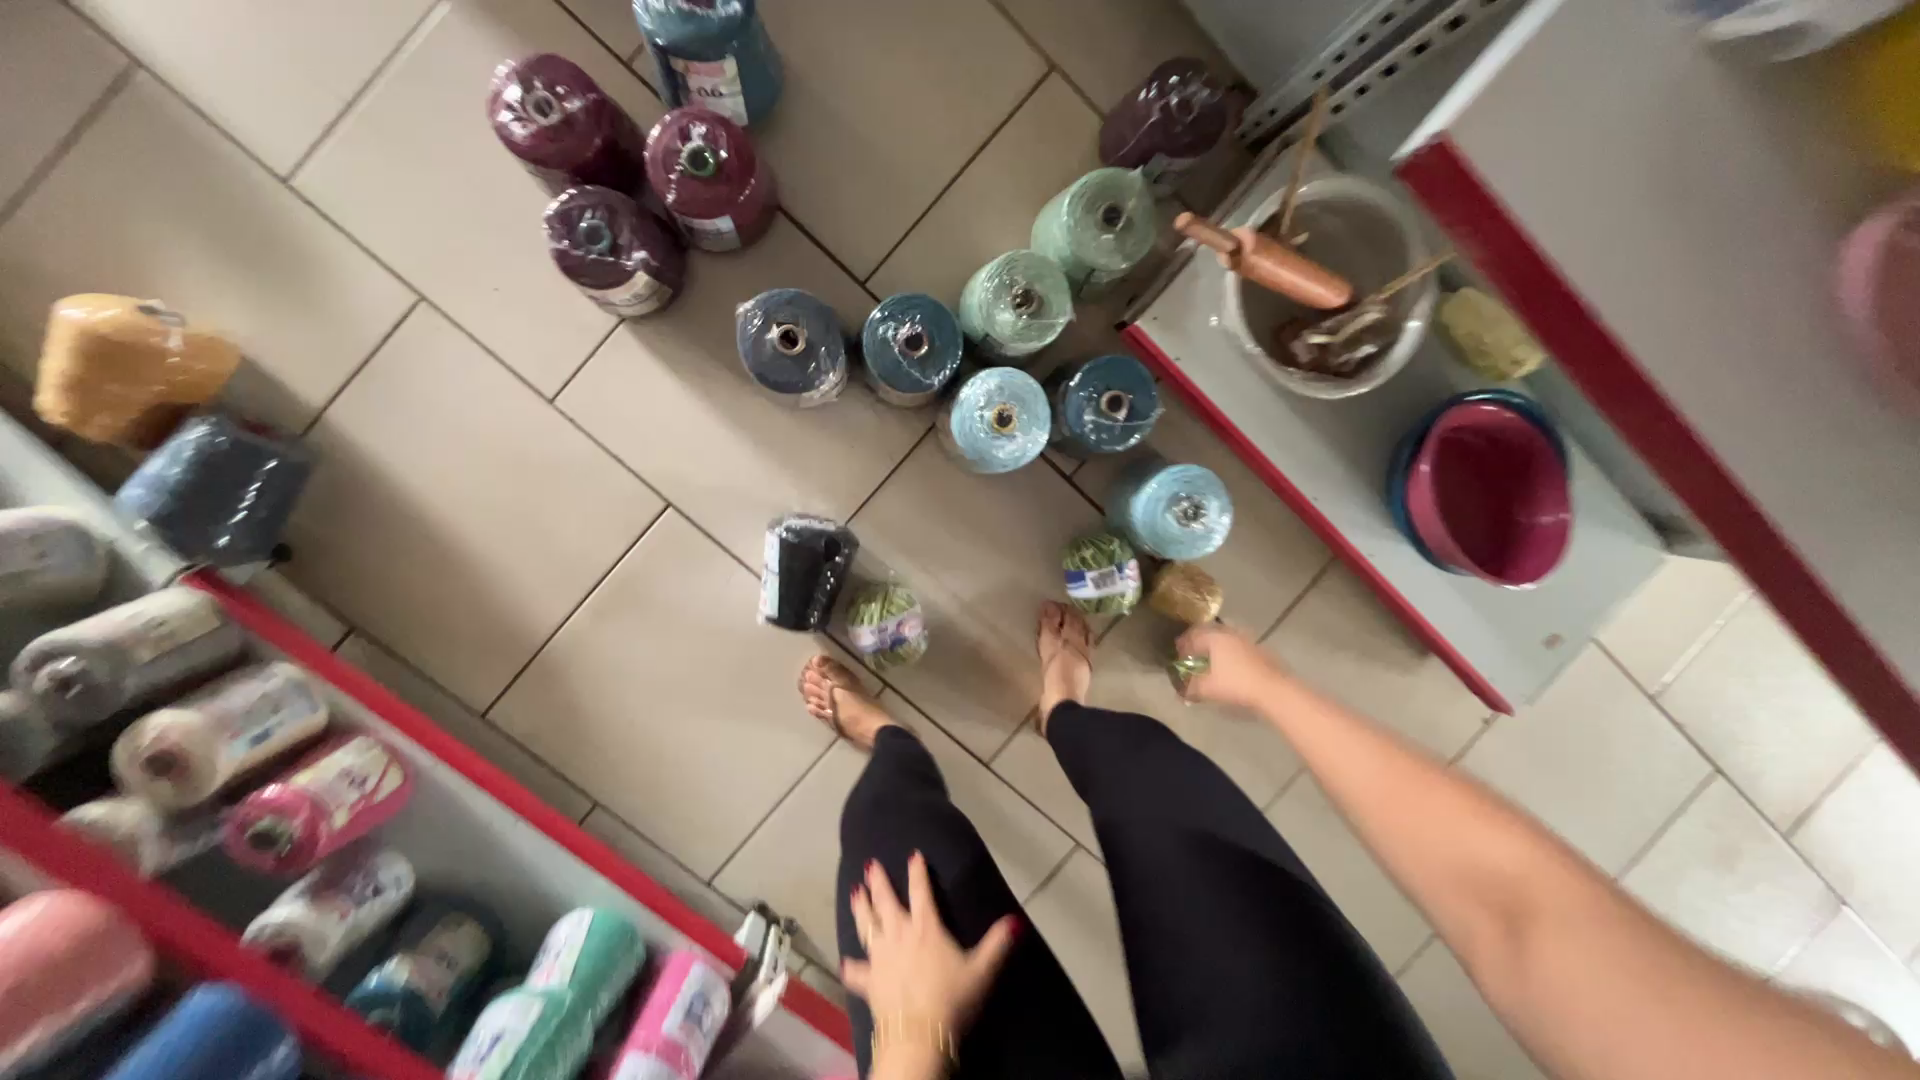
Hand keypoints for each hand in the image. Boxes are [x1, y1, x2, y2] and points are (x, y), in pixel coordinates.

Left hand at [843, 854, 1017, 1044]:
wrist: (918, 1034)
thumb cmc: (952, 998)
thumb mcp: (981, 970)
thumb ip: (997, 944)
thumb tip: (1017, 921)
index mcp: (926, 928)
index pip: (922, 893)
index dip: (918, 872)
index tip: (913, 855)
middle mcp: (899, 935)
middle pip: (886, 902)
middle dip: (878, 882)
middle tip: (869, 865)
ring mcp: (881, 958)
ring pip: (867, 926)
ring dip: (860, 908)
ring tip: (854, 892)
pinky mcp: (869, 981)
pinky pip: (857, 972)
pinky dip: (852, 966)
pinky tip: (845, 962)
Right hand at [1176, 622, 1285, 709]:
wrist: (1273, 689)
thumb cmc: (1235, 685)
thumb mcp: (1207, 689)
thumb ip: (1191, 688)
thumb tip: (1181, 692)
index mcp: (1214, 638)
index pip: (1192, 636)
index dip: (1183, 645)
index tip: (1178, 654)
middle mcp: (1229, 634)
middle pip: (1209, 633)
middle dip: (1199, 643)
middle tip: (1192, 654)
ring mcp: (1246, 640)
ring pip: (1225, 639)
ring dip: (1215, 647)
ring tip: (1211, 660)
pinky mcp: (1259, 649)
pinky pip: (1237, 646)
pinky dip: (1229, 653)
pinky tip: (1230, 666)